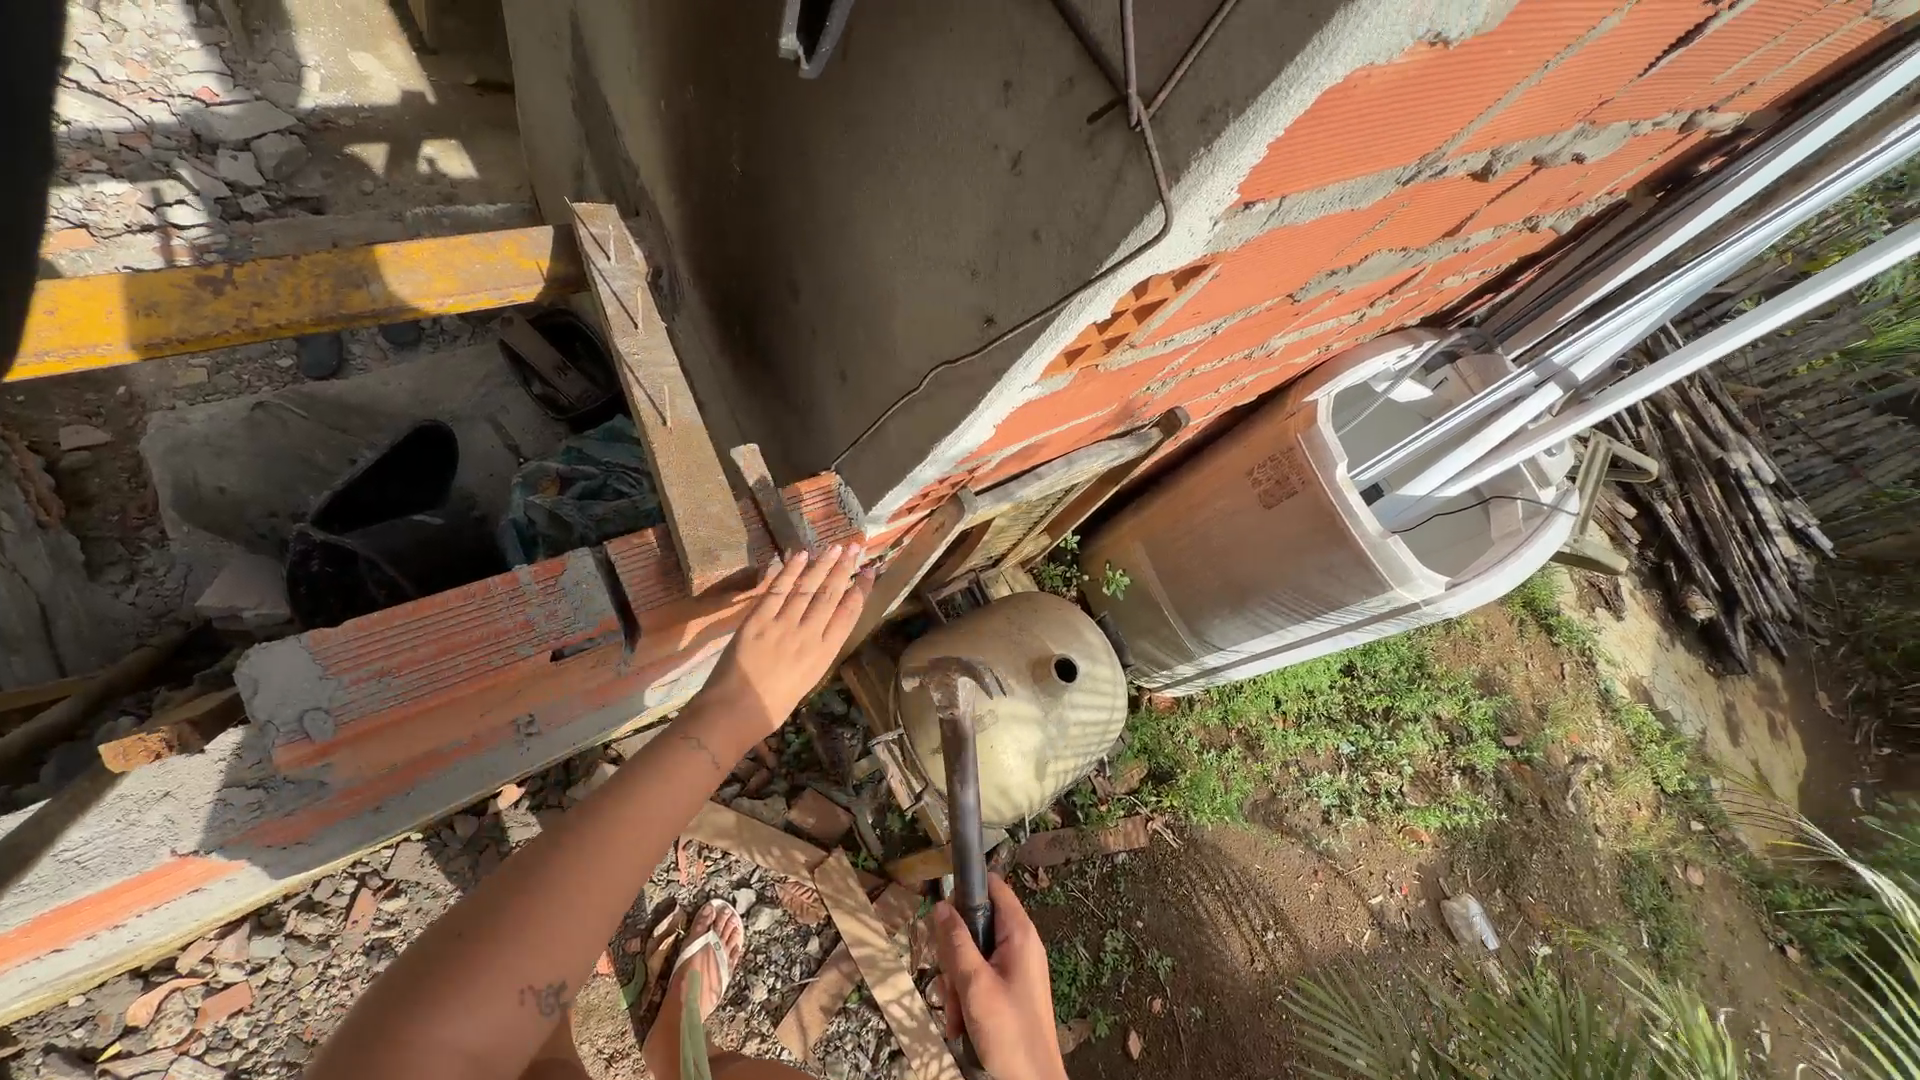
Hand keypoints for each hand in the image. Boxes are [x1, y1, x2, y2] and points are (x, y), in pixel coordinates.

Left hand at [705, 545, 871, 734]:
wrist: (735, 712)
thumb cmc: (772, 706)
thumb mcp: (807, 679)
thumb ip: (816, 651)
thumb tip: (821, 627)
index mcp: (824, 654)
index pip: (848, 614)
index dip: (860, 590)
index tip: (869, 572)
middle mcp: (808, 636)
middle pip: (830, 595)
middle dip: (844, 569)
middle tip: (856, 548)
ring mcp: (782, 626)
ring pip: (808, 588)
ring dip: (822, 564)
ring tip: (835, 547)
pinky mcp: (758, 620)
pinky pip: (778, 590)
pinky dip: (790, 571)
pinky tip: (801, 556)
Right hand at [933, 876, 1066, 1079]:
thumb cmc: (1008, 1031)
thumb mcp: (975, 985)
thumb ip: (956, 942)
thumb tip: (941, 904)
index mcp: (1019, 933)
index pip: (993, 886)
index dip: (966, 891)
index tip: (942, 913)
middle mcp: (1020, 943)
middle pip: (976, 925)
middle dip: (955, 955)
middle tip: (951, 984)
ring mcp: (1016, 967)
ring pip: (973, 956)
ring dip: (957, 984)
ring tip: (957, 1014)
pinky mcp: (1010, 989)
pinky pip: (980, 978)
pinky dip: (967, 998)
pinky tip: (961, 1024)